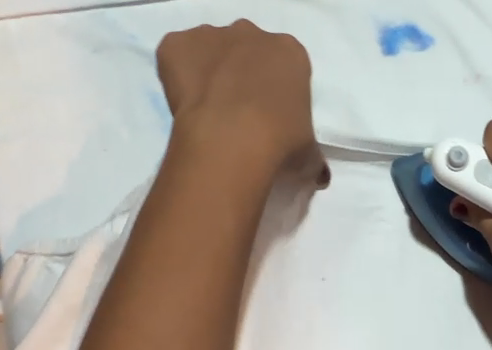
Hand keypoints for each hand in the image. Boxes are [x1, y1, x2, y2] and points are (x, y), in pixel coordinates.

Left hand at [157, 21, 323, 181]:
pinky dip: (180, 78)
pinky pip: (177, 58)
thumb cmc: (282, 145)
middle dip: (246, 76)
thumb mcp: (310, 158)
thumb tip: (318, 174)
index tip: (276, 118)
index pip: (288, 67)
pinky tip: (189, 107)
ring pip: (211, 51)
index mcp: (290, 53)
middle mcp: (250, 33)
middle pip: (248, 51)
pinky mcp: (174, 45)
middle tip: (245, 117)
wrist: (231, 142)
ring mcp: (209, 34)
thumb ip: (313, 158)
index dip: (280, 92)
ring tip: (215, 116)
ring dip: (213, 74)